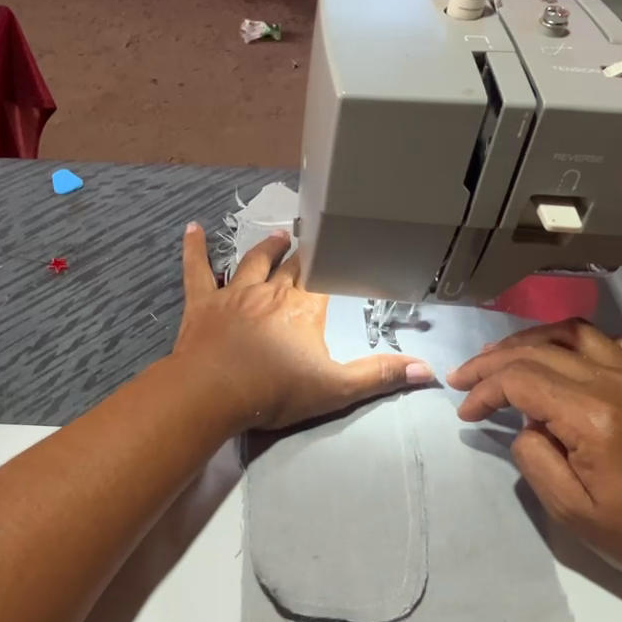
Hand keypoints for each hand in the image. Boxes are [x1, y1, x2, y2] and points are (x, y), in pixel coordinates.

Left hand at [171, 222, 432, 431]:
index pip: (323, 282)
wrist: (212, 392)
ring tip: (277, 236)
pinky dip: (195, 249)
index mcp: (304, 309)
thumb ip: (379, 376)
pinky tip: (193, 229)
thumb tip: (428, 370)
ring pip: (252, 263)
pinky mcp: (202, 303)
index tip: (341, 260)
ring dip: (265, 249)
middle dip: (302, 257)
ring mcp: (234, 294)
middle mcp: (271, 292)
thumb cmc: (273, 391)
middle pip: (290, 269)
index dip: (331, 271)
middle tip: (310, 243)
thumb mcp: (335, 389)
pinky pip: (198, 270)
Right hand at [446, 320, 621, 609]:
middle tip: (464, 377)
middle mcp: (617, 383)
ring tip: (504, 359)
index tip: (466, 412)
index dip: (484, 390)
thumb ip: (535, 459)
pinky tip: (566, 362)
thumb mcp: (573, 513)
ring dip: (532, 341)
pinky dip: (579, 343)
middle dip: (493, 361)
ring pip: (574, 333)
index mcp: (593, 417)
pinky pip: (613, 343)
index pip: (520, 380)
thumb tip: (525, 426)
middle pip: (539, 351)